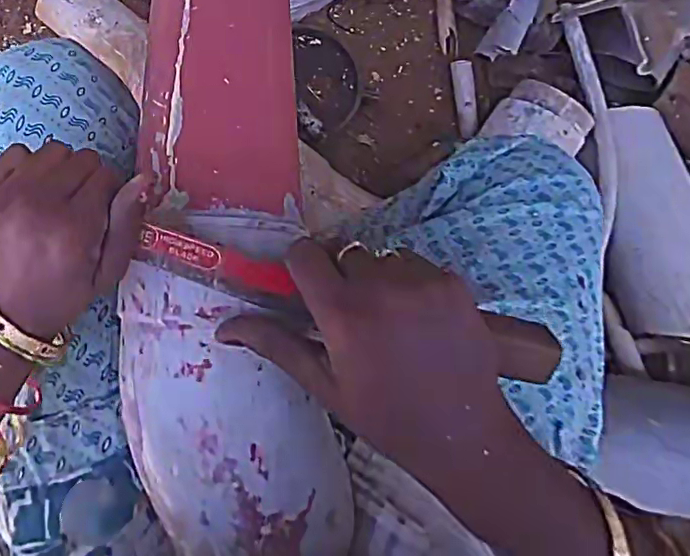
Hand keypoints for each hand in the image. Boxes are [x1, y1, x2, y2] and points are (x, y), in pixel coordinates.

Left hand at [0, 142, 146, 338]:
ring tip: (52, 198)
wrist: (10, 313)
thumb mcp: (110, 268)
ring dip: (59, 170)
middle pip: (81, 158)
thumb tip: (143, 177)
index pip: (106, 175)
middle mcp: (37, 206)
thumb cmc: (67, 290)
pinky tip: (27, 193)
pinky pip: (16, 153)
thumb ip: (128, 221)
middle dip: (86, 179)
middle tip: (76, 206)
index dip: (109, 191)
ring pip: (52, 152)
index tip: (100, 211)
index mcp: (73, 228)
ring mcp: (4, 198)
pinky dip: (27, 168)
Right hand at [214, 240, 534, 491]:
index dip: (302, 266)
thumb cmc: (387, 416)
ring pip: (382, 255)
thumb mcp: (326, 385)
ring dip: (381, 277)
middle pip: (344, 252)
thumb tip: (224, 328)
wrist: (465, 436)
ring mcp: (421, 280)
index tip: (310, 286)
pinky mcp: (452, 280)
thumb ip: (277, 345)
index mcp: (343, 313)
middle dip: (343, 276)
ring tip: (393, 319)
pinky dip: (414, 281)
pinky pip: (417, 263)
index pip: (304, 253)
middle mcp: (380, 286)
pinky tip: (423, 319)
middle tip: (356, 315)